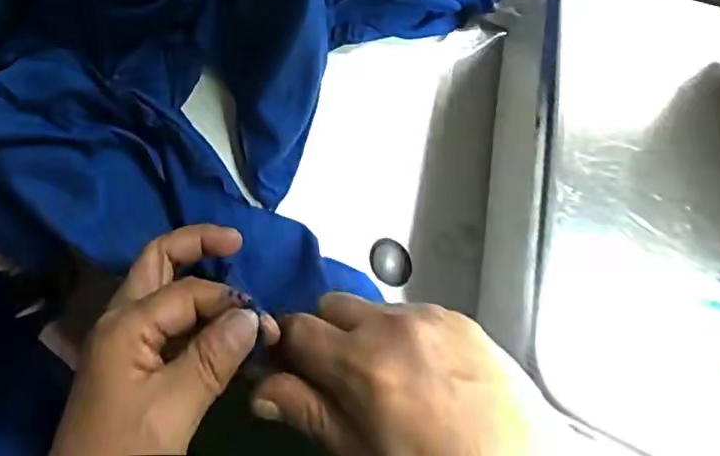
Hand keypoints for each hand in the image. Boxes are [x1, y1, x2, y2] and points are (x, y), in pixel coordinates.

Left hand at [50, 225, 280, 455]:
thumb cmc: (124, 450)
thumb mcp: (171, 411)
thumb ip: (210, 360)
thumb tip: (250, 316)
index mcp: (125, 321)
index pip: (184, 291)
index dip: (225, 299)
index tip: (265, 320)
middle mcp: (119, 316)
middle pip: (156, 261)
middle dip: (193, 245)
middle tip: (234, 241)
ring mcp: (120, 336)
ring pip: (155, 286)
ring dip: (189, 273)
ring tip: (227, 270)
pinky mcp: (127, 358)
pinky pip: (158, 317)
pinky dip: (186, 309)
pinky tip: (211, 319)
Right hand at [253, 294, 548, 455]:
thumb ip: (309, 413)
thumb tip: (258, 389)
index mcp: (362, 365)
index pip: (295, 327)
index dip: (286, 345)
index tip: (288, 364)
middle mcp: (390, 327)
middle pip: (329, 306)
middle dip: (327, 334)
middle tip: (344, 376)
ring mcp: (429, 317)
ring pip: (371, 307)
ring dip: (368, 332)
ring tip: (394, 376)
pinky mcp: (460, 319)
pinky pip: (412, 313)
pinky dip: (408, 336)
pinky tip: (429, 373)